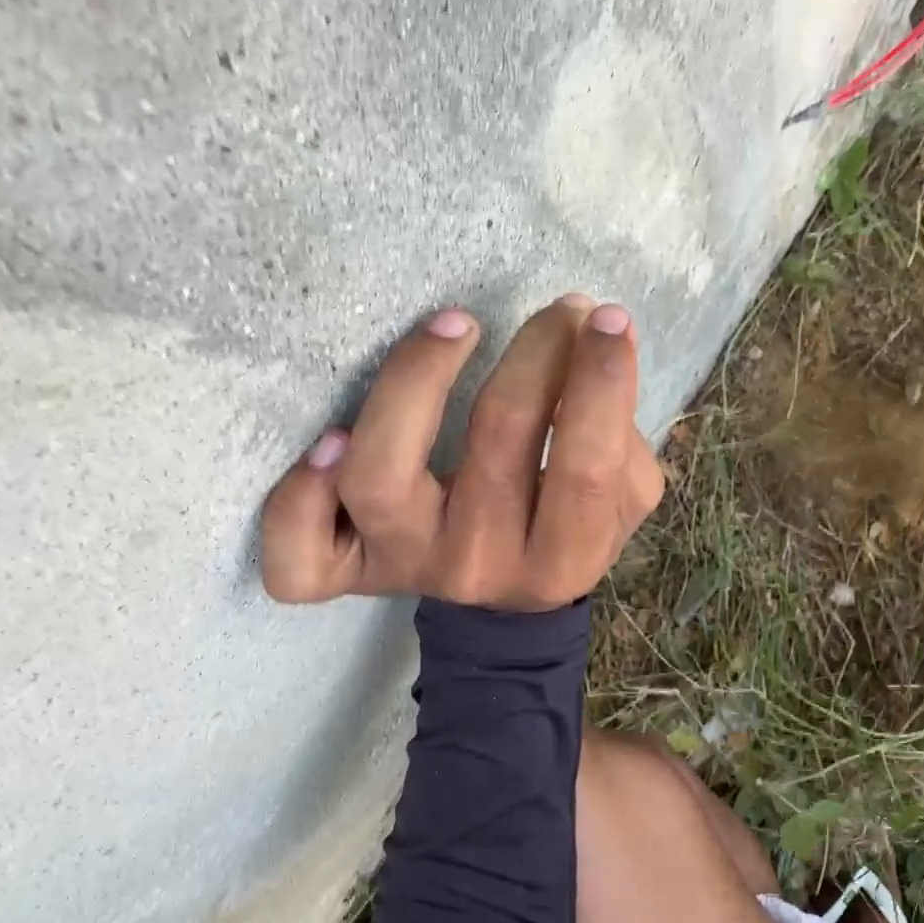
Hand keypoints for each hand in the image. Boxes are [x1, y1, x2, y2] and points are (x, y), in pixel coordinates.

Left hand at [259, 294, 664, 610]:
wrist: (506, 611)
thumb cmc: (567, 531)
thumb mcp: (625, 503)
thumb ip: (623, 443)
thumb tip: (591, 357)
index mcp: (562, 558)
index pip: (585, 467)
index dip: (600, 382)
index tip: (607, 316)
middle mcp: (480, 567)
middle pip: (496, 442)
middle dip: (536, 354)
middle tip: (559, 311)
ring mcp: (402, 565)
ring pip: (379, 476)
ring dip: (414, 382)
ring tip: (455, 326)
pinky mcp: (339, 572)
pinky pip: (298, 548)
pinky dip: (299, 495)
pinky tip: (330, 437)